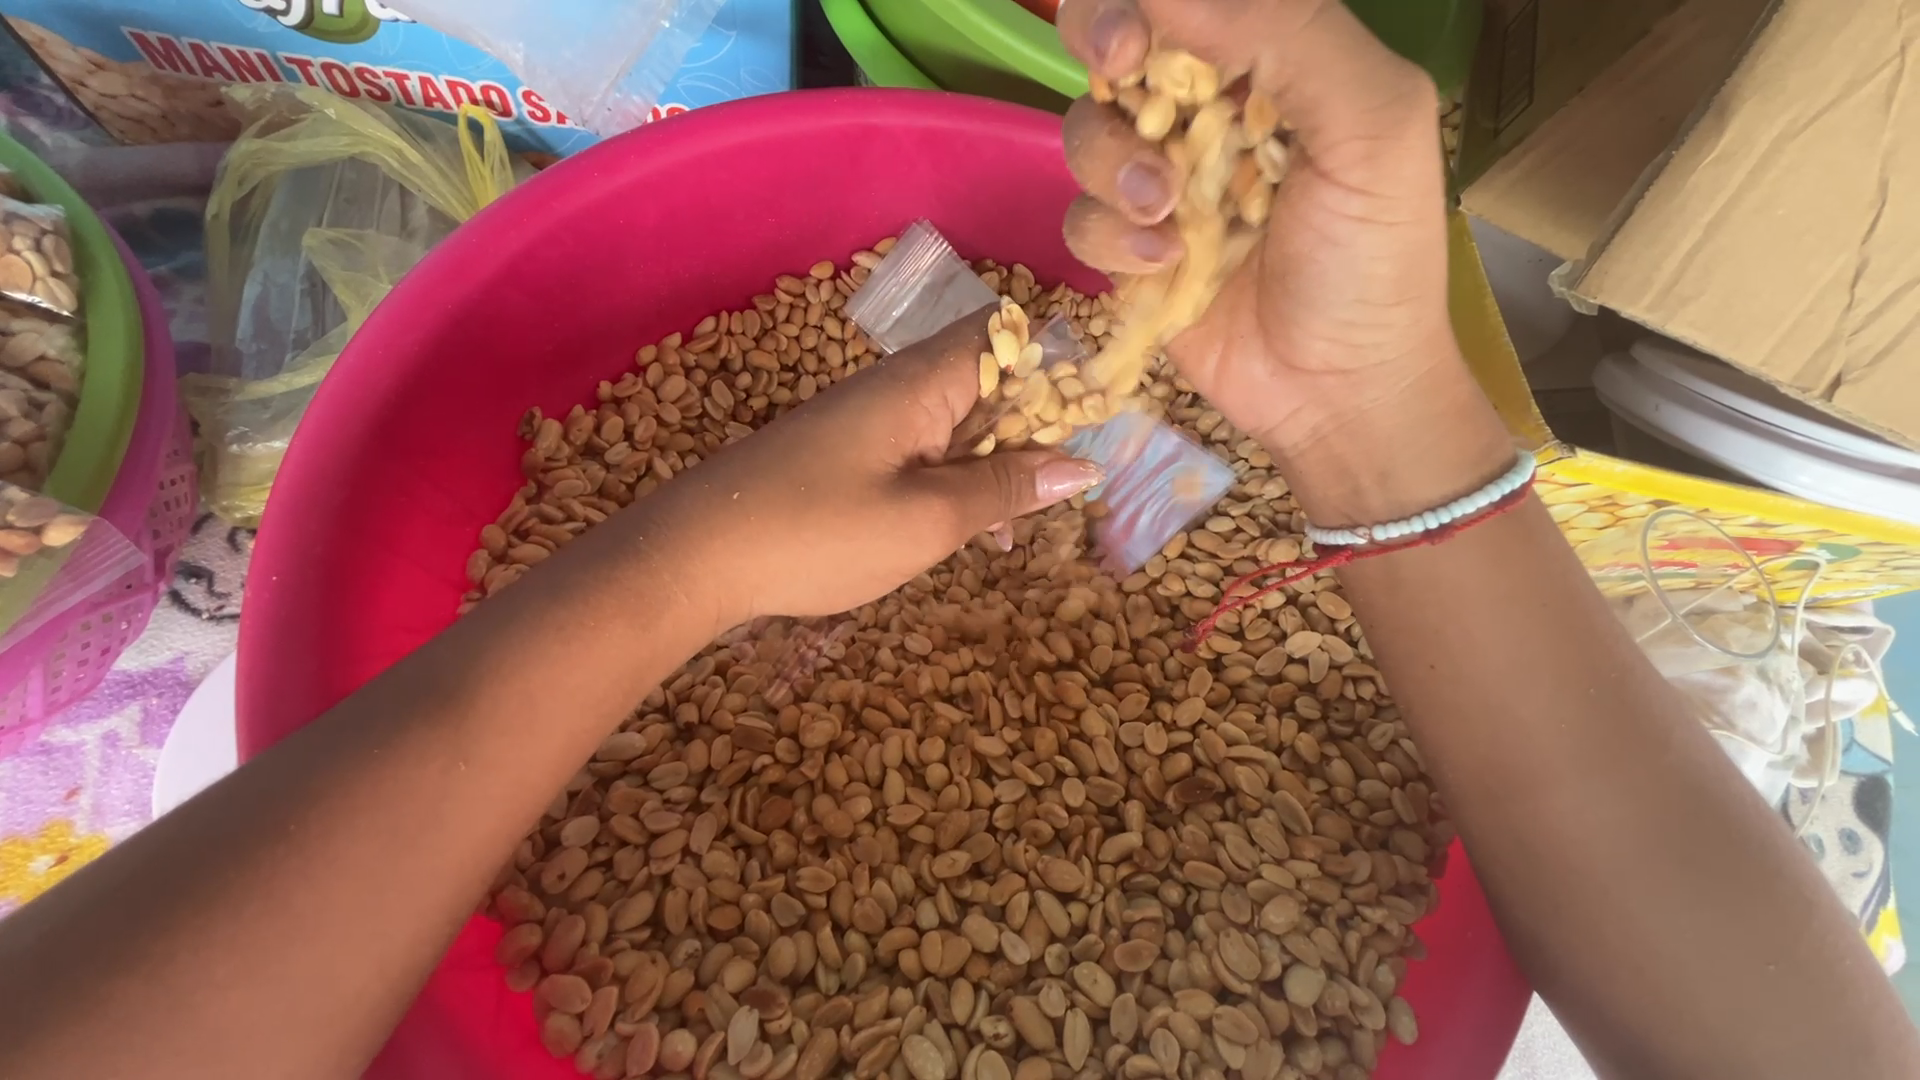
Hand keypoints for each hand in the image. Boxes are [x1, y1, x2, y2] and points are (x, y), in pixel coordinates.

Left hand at [639, 310, 1102, 623]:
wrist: (696, 555)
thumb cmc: (818, 533)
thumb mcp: (927, 520)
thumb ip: (1005, 489)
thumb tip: (1081, 466)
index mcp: (921, 383)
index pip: (1008, 337)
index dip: (1057, 369)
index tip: (1089, 424)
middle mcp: (897, 387)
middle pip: (988, 381)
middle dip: (1032, 431)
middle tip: (1055, 493)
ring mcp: (869, 421)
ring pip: (956, 423)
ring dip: (993, 467)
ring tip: (1009, 530)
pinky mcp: (848, 453)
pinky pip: (920, 451)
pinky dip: (952, 483)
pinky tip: (960, 531)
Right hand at [1056, 0, 1510, 522]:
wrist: (1335, 387)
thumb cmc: (1372, 259)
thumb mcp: (1373, 124)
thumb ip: (1291, 34)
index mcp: (1270, 68)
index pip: (1185, 4)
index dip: (1140, 3)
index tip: (1134, 37)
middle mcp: (1204, 119)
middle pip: (1113, 53)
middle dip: (1103, 51)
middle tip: (1121, 77)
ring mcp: (1160, 191)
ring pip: (1086, 139)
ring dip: (1115, 168)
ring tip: (1170, 214)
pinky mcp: (1130, 257)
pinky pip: (1082, 223)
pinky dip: (1113, 239)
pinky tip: (1164, 265)